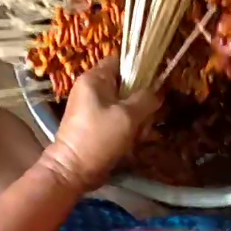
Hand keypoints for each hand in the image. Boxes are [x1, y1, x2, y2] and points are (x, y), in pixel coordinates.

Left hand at [39, 59, 159, 189]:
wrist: (73, 170)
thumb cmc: (98, 137)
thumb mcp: (127, 115)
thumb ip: (146, 99)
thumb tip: (157, 92)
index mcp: (94, 78)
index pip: (120, 59)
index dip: (140, 66)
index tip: (156, 81)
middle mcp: (92, 89)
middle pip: (127, 85)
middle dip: (141, 102)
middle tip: (147, 117)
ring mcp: (94, 107)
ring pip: (126, 105)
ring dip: (137, 120)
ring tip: (139, 135)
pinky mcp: (96, 125)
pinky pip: (119, 120)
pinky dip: (128, 130)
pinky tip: (132, 143)